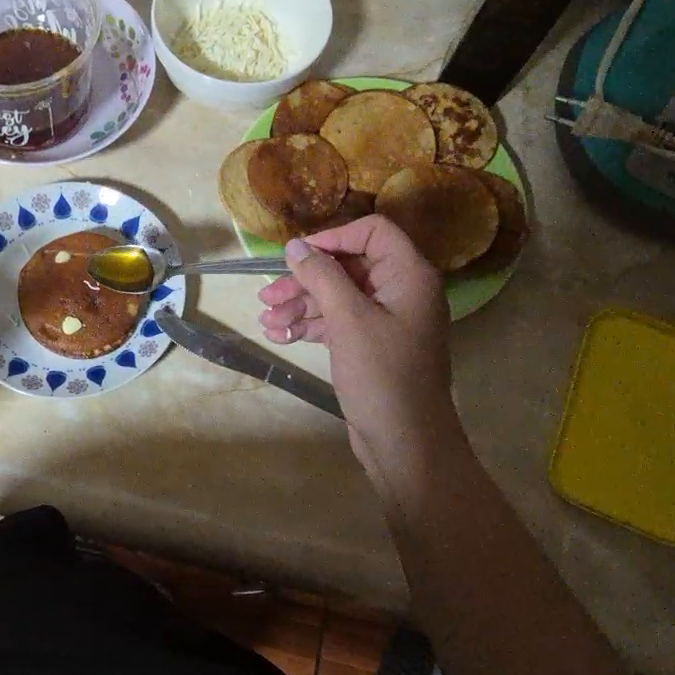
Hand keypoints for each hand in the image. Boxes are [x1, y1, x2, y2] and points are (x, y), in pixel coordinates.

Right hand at [256, 217, 461, 472]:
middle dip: (305, 280)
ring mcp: (387, 321)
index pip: (372, 232)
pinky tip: (280, 335)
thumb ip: (321, 276)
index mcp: (409, 276)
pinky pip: (338, 323)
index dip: (332, 238)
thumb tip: (295, 245)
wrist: (405, 441)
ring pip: (338, 297)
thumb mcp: (347, 319)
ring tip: (266, 320)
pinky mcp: (372, 346)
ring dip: (300, 305)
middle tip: (267, 295)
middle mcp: (401, 291)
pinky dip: (310, 326)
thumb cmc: (381, 374)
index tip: (296, 256)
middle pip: (348, 267)